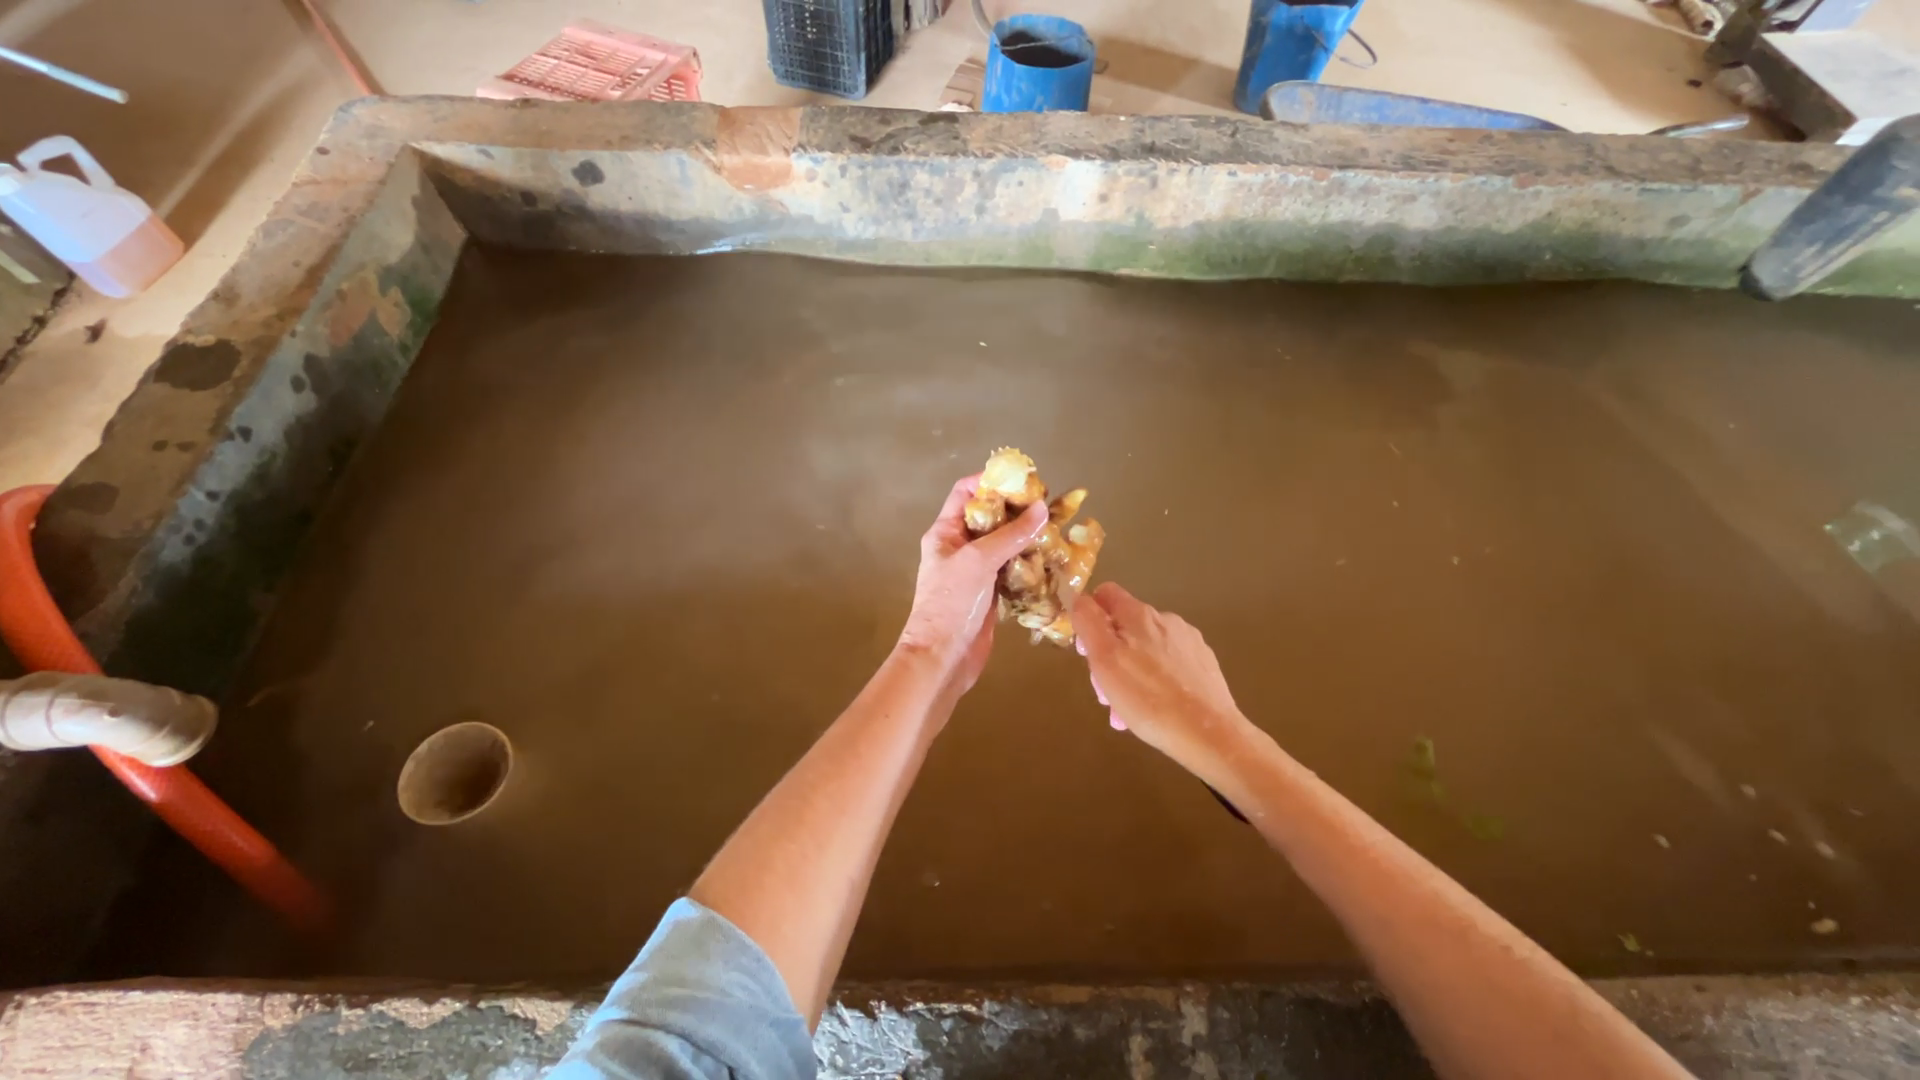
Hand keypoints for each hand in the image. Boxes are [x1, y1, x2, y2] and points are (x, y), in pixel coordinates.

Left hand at [898, 475, 1049, 691]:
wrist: (942, 658)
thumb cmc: (951, 603)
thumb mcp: (979, 561)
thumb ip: (1010, 534)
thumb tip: (1042, 508)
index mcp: (945, 532)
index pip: (965, 492)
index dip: (991, 480)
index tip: (1024, 480)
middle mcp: (959, 547)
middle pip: (990, 517)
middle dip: (1018, 510)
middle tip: (1050, 506)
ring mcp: (974, 572)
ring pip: (1004, 545)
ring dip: (1027, 538)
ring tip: (1057, 531)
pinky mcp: (989, 593)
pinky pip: (1012, 570)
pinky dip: (1029, 564)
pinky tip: (1052, 561)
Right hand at [1074, 583, 1255, 777]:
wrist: (1209, 734)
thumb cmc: (1148, 698)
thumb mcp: (1104, 659)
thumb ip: (1088, 623)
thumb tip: (1080, 599)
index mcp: (1138, 614)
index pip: (1105, 594)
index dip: (1089, 617)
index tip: (1085, 650)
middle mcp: (1165, 620)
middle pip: (1124, 628)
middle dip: (1108, 657)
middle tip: (1105, 693)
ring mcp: (1188, 642)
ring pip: (1145, 651)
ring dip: (1129, 676)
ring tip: (1127, 712)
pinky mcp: (1204, 665)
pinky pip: (1167, 668)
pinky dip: (1154, 684)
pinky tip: (1154, 711)